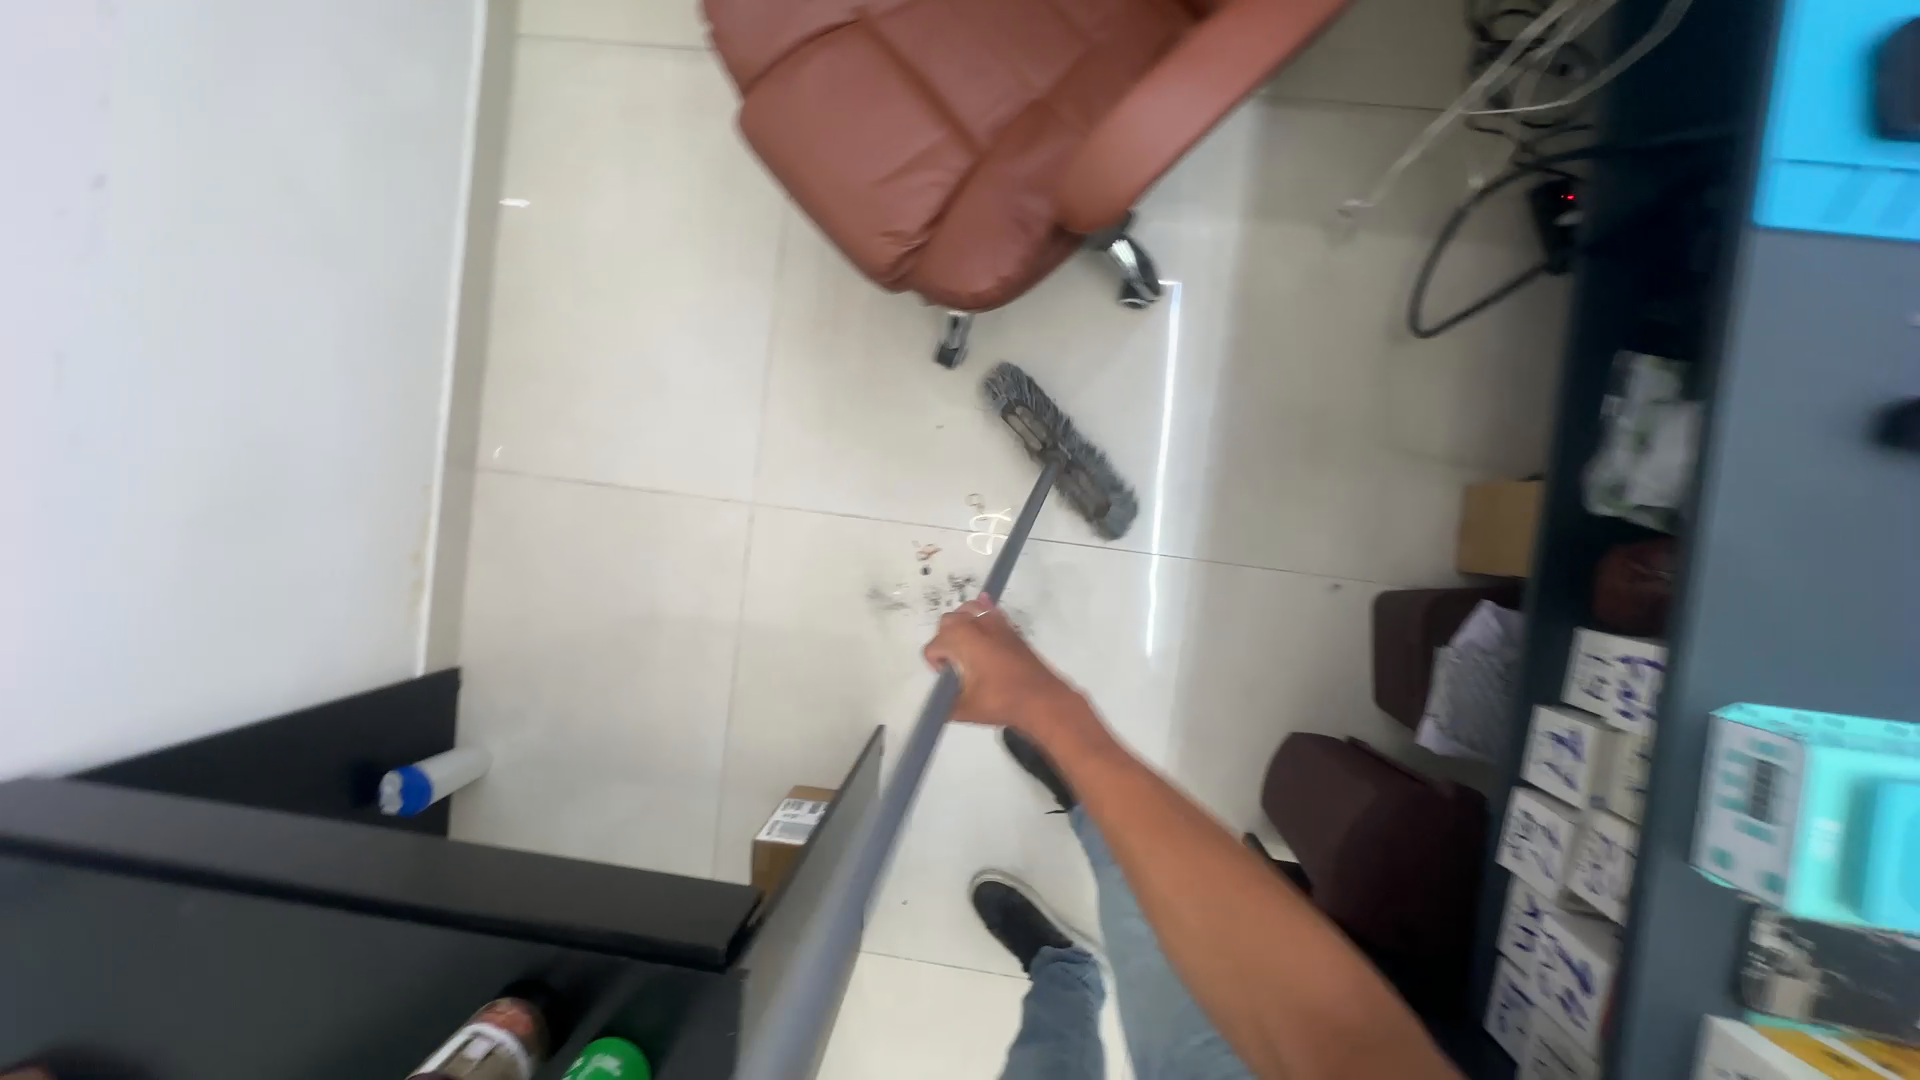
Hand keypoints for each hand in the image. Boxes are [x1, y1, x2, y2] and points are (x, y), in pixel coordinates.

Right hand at [923, 596, 1085, 735]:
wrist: (1041, 698)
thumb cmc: (1001, 701)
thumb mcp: (965, 709)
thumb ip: (944, 705)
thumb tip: (939, 704)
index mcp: (960, 639)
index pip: (933, 647)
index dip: (936, 665)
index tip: (950, 680)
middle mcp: (975, 624)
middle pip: (947, 623)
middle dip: (945, 642)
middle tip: (955, 666)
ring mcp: (994, 622)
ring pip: (968, 610)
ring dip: (960, 624)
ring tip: (966, 648)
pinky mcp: (1009, 627)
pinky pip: (990, 609)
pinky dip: (983, 609)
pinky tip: (982, 616)